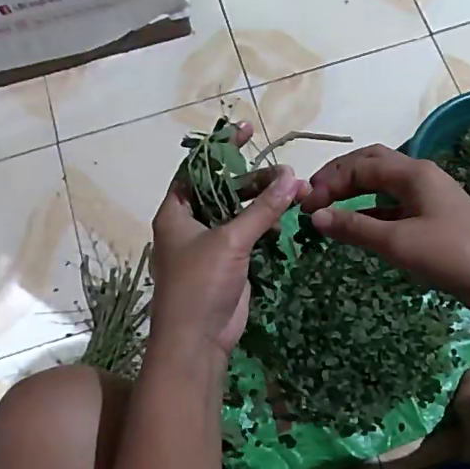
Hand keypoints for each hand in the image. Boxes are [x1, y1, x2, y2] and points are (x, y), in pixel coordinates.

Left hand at [150, 123, 305, 357]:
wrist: (197, 340)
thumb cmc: (200, 284)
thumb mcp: (230, 241)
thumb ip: (261, 209)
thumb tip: (291, 177)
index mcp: (175, 212)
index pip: (197, 168)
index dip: (220, 148)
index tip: (245, 128)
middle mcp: (189, 224)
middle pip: (221, 189)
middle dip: (252, 177)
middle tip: (284, 169)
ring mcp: (209, 245)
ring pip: (237, 212)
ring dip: (262, 201)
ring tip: (294, 190)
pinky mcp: (228, 263)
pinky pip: (247, 235)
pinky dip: (264, 225)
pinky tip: (285, 216)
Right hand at [301, 144, 469, 309]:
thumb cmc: (451, 256)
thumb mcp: (397, 243)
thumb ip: (354, 227)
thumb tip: (314, 216)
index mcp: (413, 173)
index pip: (359, 166)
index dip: (328, 182)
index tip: (305, 207)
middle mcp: (420, 176)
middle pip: (370, 164)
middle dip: (338, 177)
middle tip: (312, 198)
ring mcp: (428, 196)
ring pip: (381, 184)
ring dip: (352, 192)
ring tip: (327, 209)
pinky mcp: (433, 216)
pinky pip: (392, 204)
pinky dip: (368, 210)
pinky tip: (356, 225)